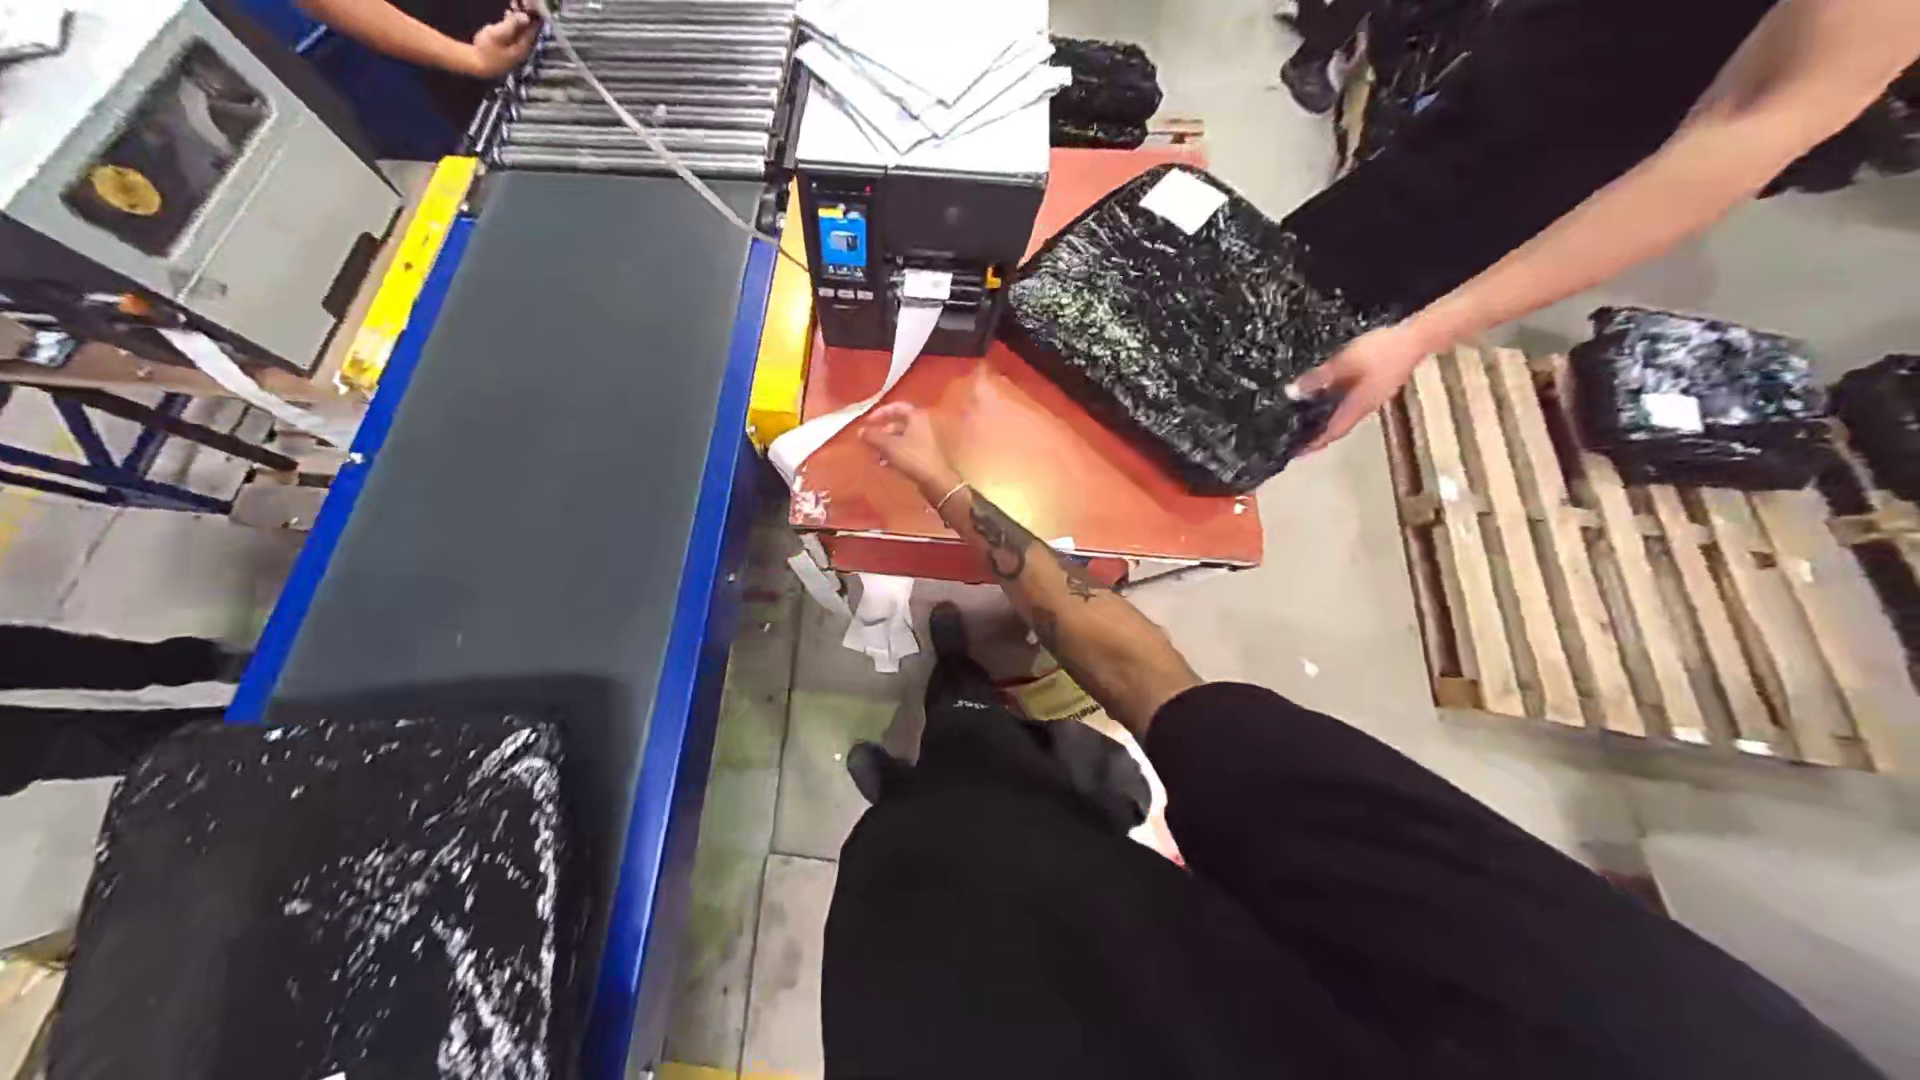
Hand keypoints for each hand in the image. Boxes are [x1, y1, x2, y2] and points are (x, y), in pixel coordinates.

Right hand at [464, 9, 537, 77]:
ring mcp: (517, 50)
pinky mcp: (510, 49)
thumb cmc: (487, 49)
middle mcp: (524, 49)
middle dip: (526, 17)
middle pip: (529, 31)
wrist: (479, 64)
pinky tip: (508, 15)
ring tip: (514, 5)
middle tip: (523, 3)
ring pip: (522, 32)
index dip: (534, 18)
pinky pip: (516, 34)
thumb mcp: (497, 33)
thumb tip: (525, 17)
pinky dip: (514, 24)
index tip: (534, 6)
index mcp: (524, 47)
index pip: (533, 30)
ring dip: (519, 19)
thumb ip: (511, 24)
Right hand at [861, 403, 960, 500]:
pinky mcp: (924, 454)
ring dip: (885, 446)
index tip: (867, 422)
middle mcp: (922, 425)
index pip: (896, 407)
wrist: (935, 480)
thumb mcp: (889, 446)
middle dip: (881, 434)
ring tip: (874, 457)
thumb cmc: (912, 457)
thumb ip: (873, 436)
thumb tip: (860, 431)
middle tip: (868, 442)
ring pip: (900, 438)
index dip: (880, 413)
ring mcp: (924, 440)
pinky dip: (894, 453)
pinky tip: (884, 463)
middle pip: (897, 424)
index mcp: (916, 416)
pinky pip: (905, 449)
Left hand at [1293, 322, 1435, 451]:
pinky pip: (1351, 403)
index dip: (1313, 444)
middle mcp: (1365, 407)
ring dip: (1326, 421)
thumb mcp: (1344, 362)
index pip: (1331, 433)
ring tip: (1305, 421)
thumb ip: (1318, 378)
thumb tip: (1291, 393)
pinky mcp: (1378, 386)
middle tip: (1296, 439)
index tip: (1296, 452)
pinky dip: (1335, 407)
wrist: (1418, 337)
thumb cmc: (1381, 352)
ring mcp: (1374, 397)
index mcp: (1356, 407)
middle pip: (1338, 428)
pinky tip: (1326, 398)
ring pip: (1344, 416)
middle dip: (1317, 435)